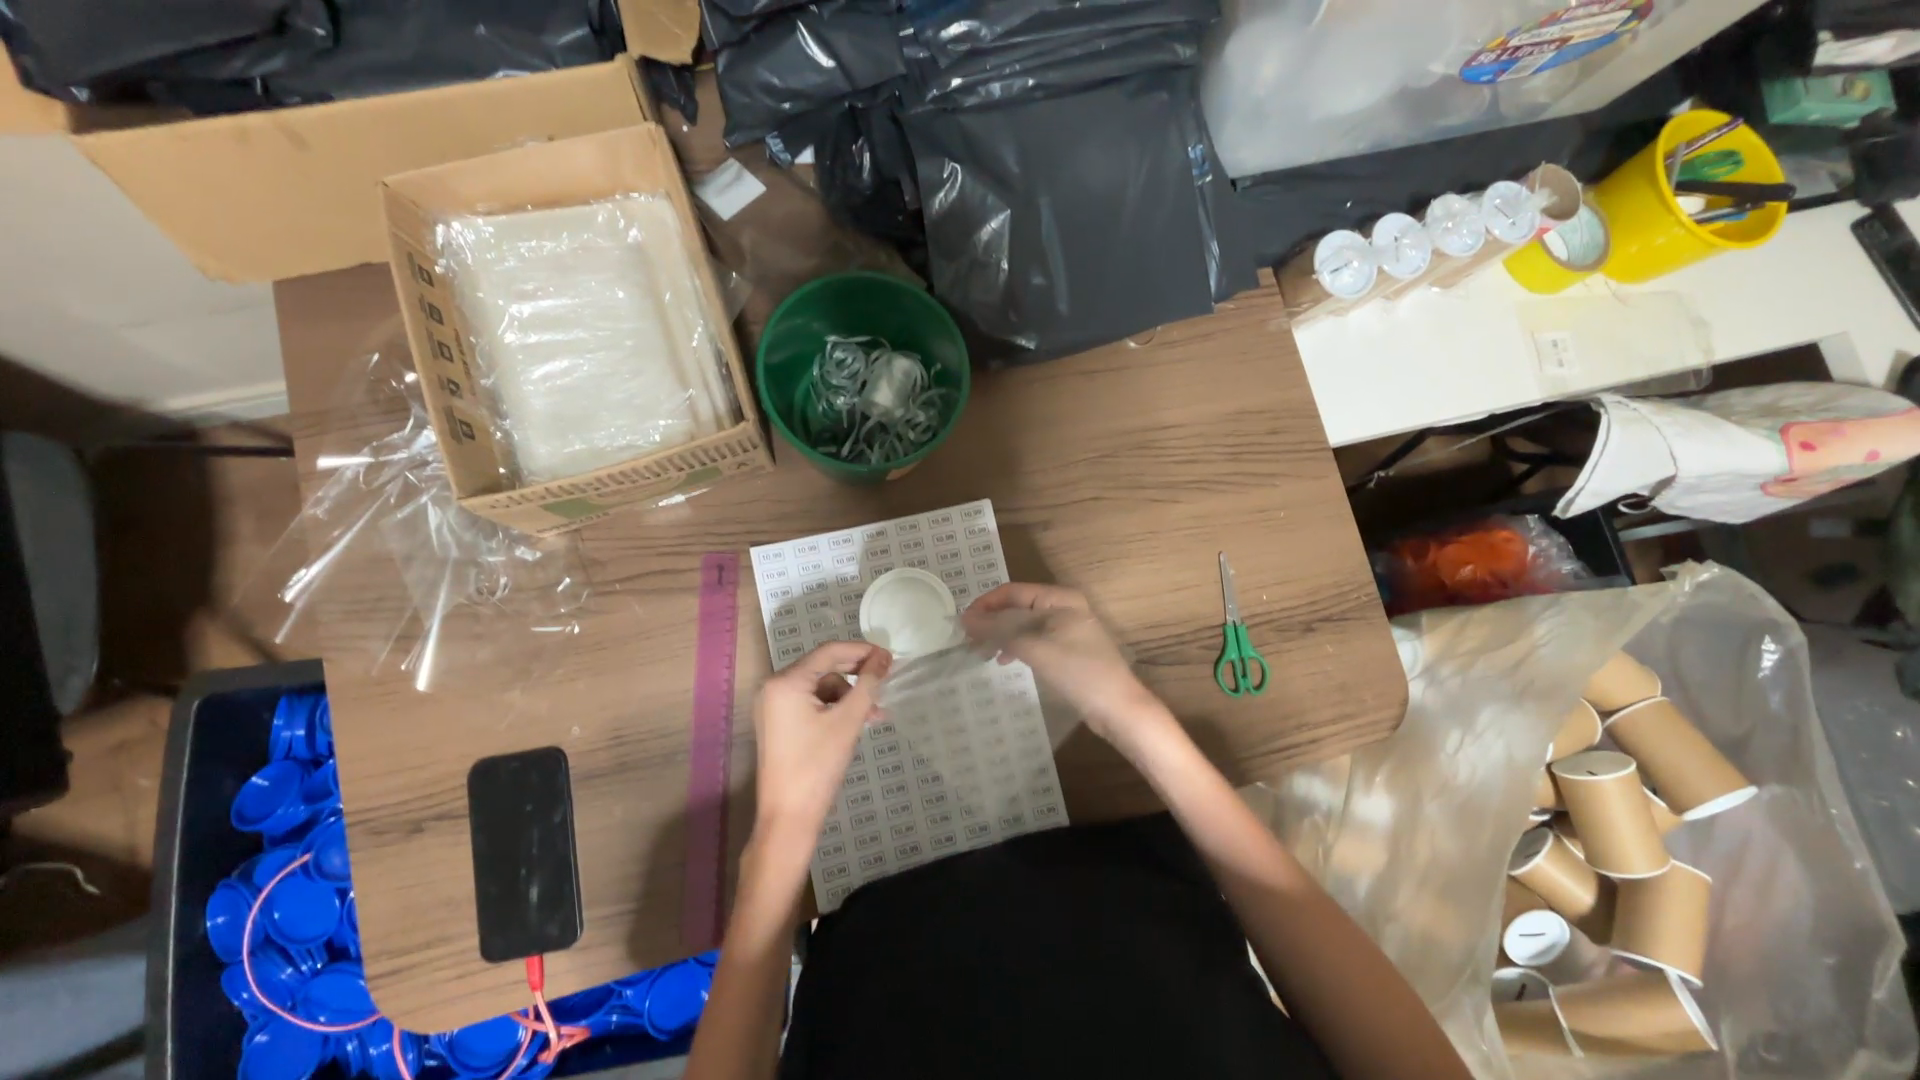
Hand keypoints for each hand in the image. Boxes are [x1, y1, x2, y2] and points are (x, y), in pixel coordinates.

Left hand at [752, 642, 891, 834]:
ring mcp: (773, 706)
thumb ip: (867, 684)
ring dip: (848, 696)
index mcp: (786, 682)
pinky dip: (833, 709)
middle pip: (822, 667)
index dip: (861, 651)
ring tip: (873, 714)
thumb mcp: (848, 721)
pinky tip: (856, 722)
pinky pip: (810, 704)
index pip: (828, 652)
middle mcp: (774, 687)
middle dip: (856, 675)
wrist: (789, 816)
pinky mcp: (777, 723)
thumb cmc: (818, 765)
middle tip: (886, 680)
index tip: (890, 658)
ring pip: (819, 688)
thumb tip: (883, 657)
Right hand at [962, 583, 1167, 745]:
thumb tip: (966, 618)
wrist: (1118, 708)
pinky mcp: (1069, 649)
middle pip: (1018, 606)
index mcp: (1060, 598)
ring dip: (1002, 635)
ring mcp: (1068, 628)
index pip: (1012, 591)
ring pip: (1025, 624)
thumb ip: (1000, 630)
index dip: (985, 604)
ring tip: (981, 652)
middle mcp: (1065, 607)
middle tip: (967, 640)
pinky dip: (1017, 646)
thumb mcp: (1035, 648)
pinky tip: (1005, 660)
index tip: (962, 624)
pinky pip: (1035, 639)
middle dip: (992, 620)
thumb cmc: (1078, 672)